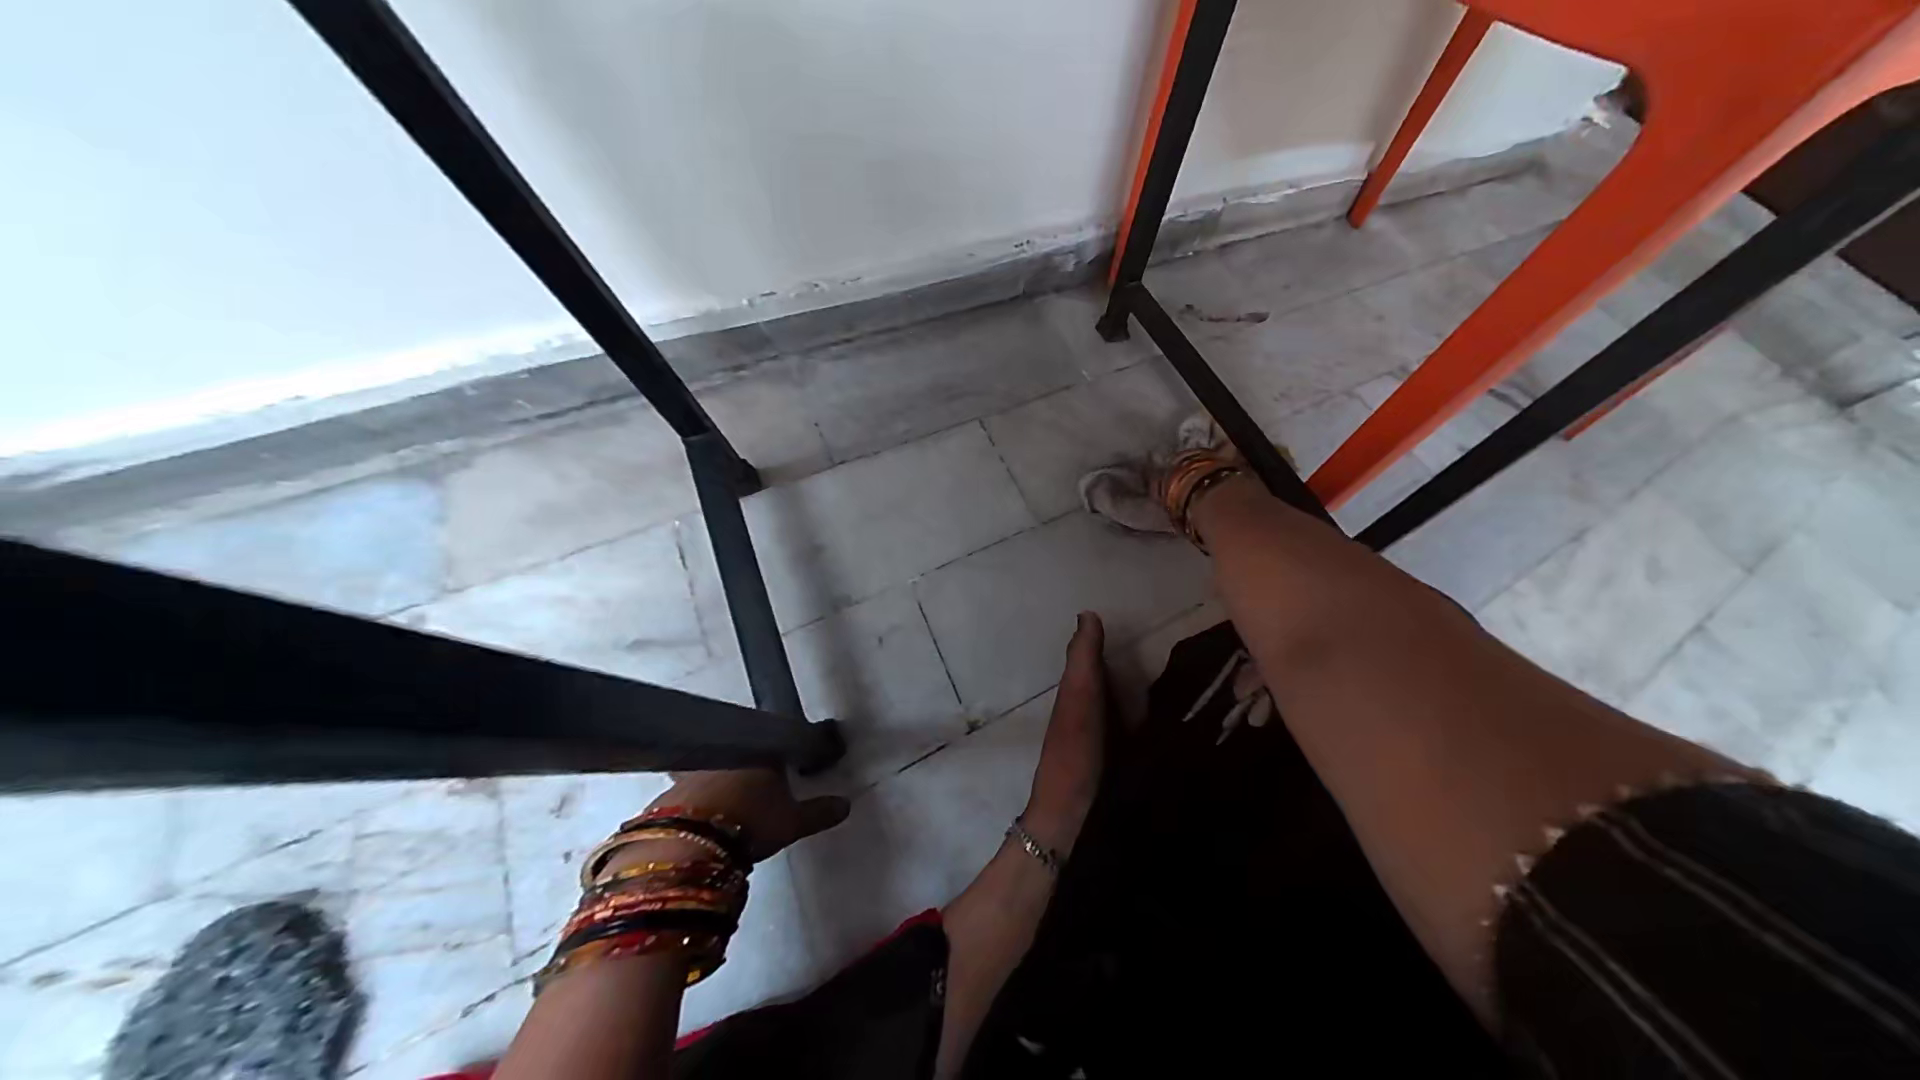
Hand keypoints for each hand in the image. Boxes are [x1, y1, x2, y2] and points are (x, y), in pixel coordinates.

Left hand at [646, 769, 850, 861]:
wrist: (690, 844)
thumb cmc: (751, 823)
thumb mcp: (794, 822)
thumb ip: (820, 812)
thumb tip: (845, 805)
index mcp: (761, 751)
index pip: (774, 740)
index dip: (780, 753)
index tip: (785, 762)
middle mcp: (726, 753)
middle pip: (739, 752)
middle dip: (747, 766)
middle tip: (754, 789)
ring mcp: (693, 770)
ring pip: (710, 769)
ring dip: (716, 783)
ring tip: (725, 808)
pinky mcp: (666, 793)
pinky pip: (684, 793)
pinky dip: (693, 802)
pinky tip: (699, 821)